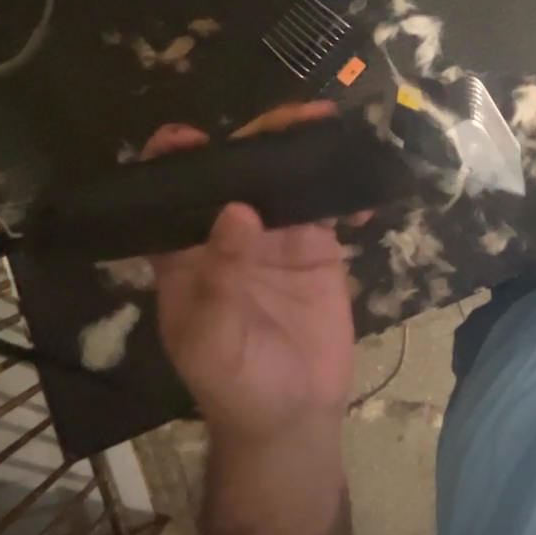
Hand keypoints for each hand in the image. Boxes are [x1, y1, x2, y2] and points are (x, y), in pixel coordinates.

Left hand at [144, 103, 355, 443]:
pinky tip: (364, 184)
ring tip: (333, 125)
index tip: (193, 134)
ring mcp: (279, 239)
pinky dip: (347, 190)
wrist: (294, 418)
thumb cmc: (237, 384)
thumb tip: (237, 210)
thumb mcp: (215, 339)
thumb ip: (222, 276)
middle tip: (298, 116)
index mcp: (188, 254)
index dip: (176, 161)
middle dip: (262, 139)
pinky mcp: (319, 249)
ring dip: (308, 152)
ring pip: (288, 180)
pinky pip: (331, 206)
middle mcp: (231, 235)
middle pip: (241, 173)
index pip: (171, 196)